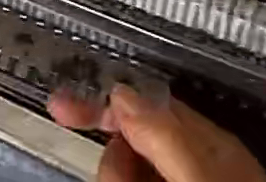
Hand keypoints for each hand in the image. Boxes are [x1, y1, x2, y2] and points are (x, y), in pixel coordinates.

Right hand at [49, 84, 265, 181]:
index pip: (145, 103)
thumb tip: (123, 92)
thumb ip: (164, 135)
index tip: (61, 108)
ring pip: (126, 176)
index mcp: (204, 143)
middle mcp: (191, 166)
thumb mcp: (202, 180)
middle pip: (128, 146)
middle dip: (114, 167)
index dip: (101, 103)